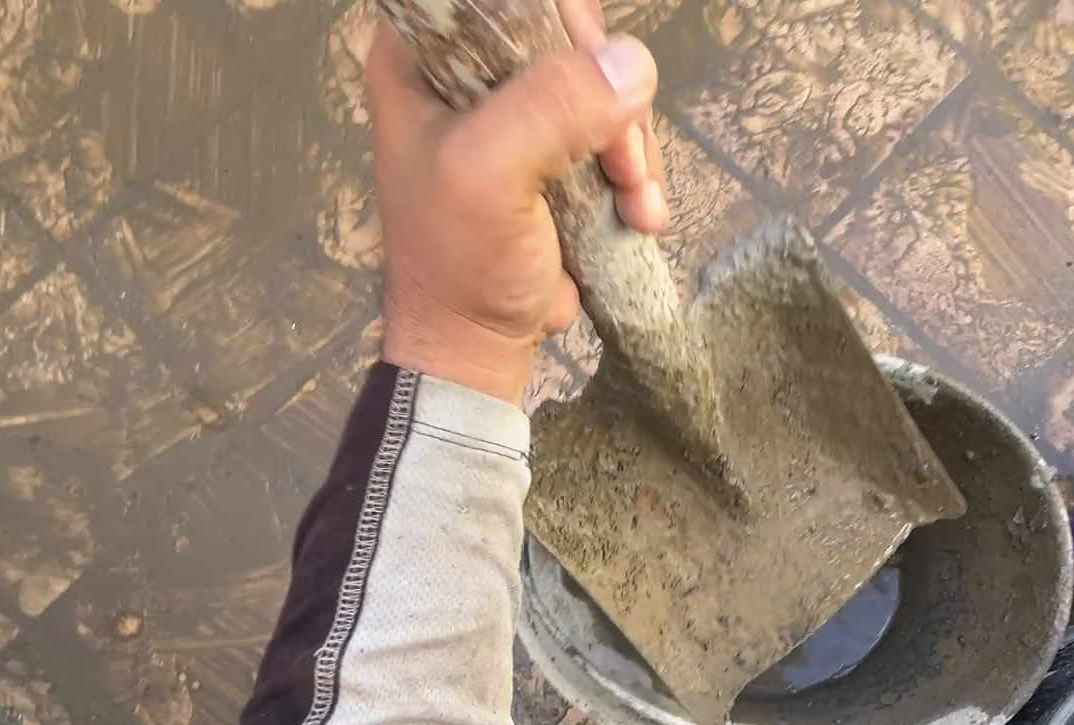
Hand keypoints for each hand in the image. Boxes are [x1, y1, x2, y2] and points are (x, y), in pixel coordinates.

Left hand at [365, 0, 668, 403]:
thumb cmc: (461, 261)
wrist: (479, 341)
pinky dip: (639, 177)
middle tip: (624, 167)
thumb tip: (634, 63)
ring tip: (638, 206)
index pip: (511, 1)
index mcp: (431, 56)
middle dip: (613, 106)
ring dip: (636, 151)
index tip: (590, 84)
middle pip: (572, 44)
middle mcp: (477, 77)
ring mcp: (526, 121)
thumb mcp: (489, 176)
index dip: (563, 28)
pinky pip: (618, 142)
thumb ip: (551, 109)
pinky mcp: (562, 163)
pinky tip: (642, 216)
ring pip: (606, 95)